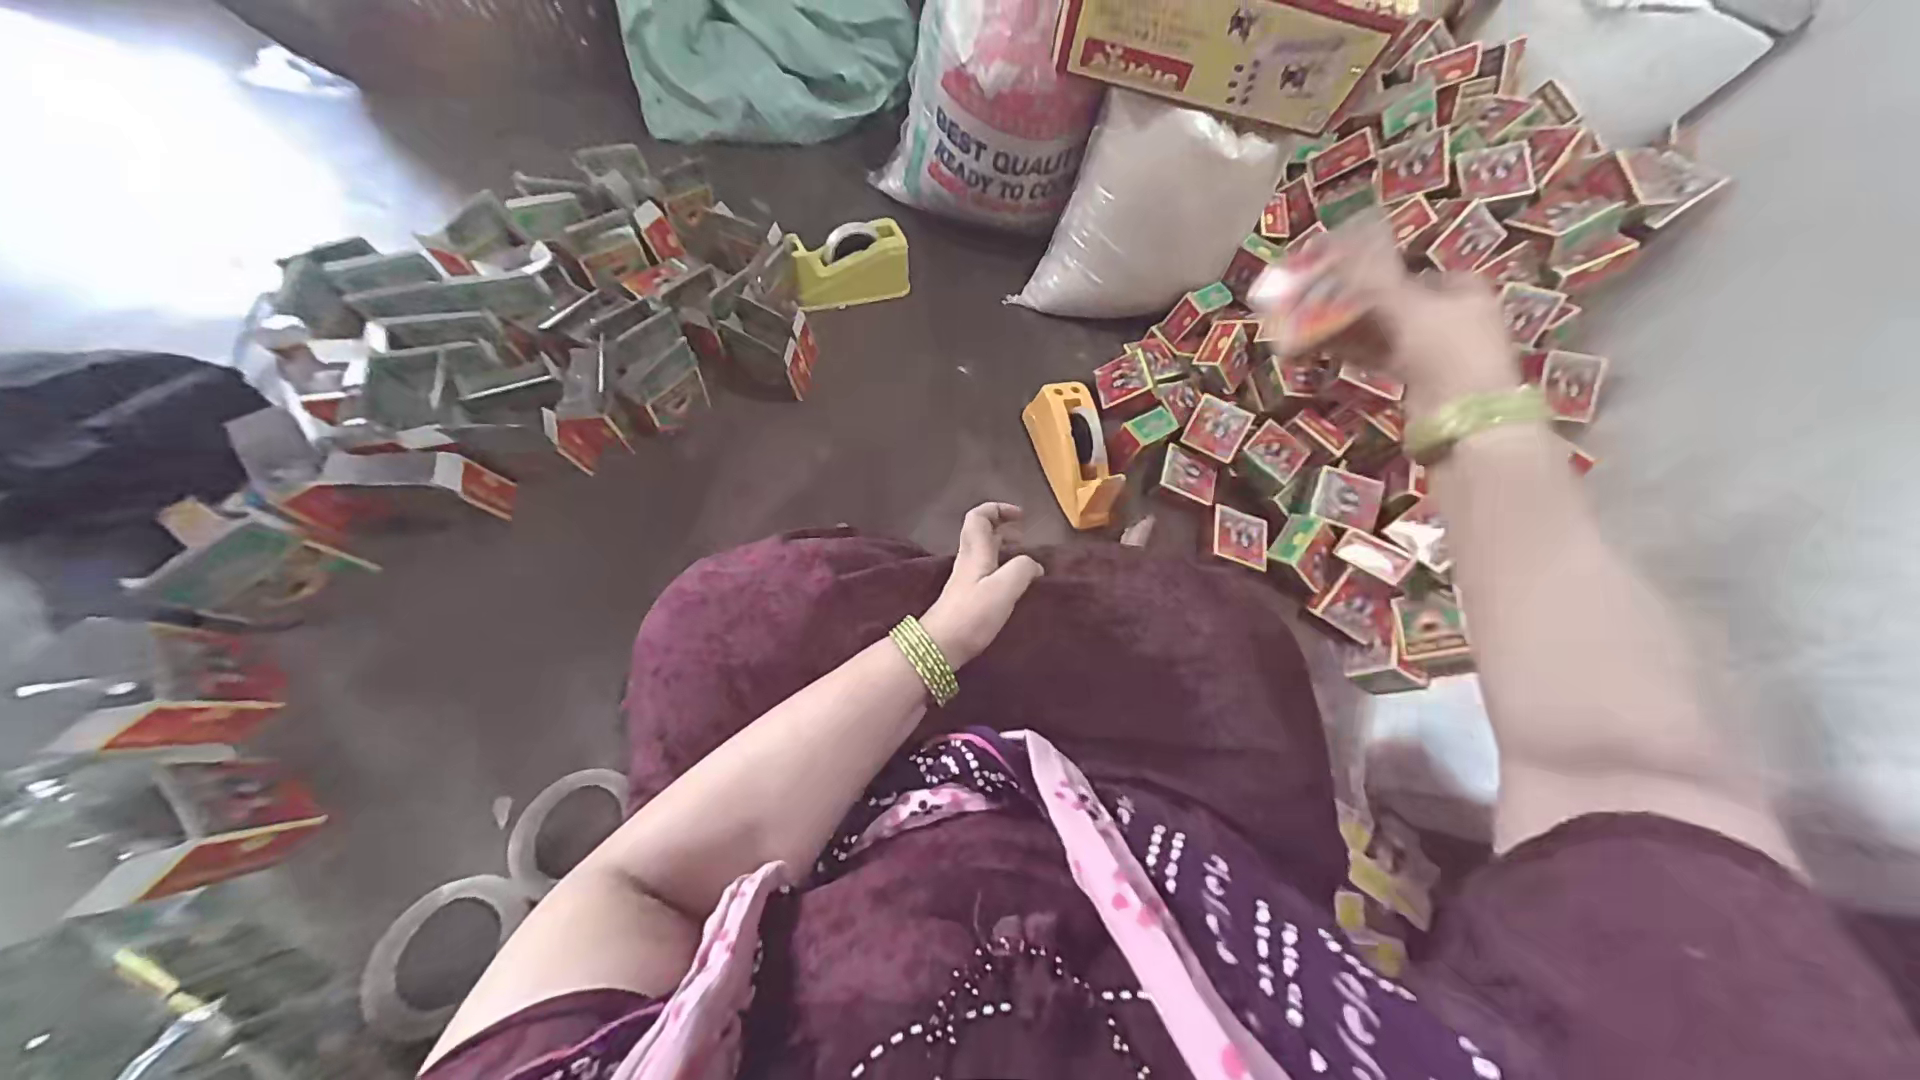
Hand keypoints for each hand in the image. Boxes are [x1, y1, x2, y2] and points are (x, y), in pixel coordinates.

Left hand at [919, 503, 1043, 667]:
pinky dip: (1000, 566)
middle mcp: (968, 561)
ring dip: (1001, 545)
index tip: (1021, 516)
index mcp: (975, 552)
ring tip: (1021, 553)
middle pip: (980, 531)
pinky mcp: (966, 597)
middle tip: (1023, 534)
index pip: (978, 517)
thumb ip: (1022, 569)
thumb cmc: (972, 614)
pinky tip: (1011, 582)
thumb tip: (1034, 565)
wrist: (941, 646)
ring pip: (982, 550)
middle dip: (1002, 525)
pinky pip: (984, 569)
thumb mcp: (1004, 588)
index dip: (998, 509)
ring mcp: (965, 579)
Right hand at [1275, 216, 1519, 420]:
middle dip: (1348, 302)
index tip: (1335, 273)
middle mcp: (1448, 315)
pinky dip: (1347, 350)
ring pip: (1377, 331)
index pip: (1408, 270)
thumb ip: (1371, 279)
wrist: (1463, 416)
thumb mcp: (1408, 307)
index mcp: (1460, 288)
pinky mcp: (1413, 377)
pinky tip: (1314, 347)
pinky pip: (1374, 355)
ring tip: (1301, 324)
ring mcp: (1430, 349)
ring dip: (1340, 328)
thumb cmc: (1447, 350)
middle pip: (1388, 302)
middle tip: (1309, 300)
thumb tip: (1337, 245)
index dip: (1372, 269)